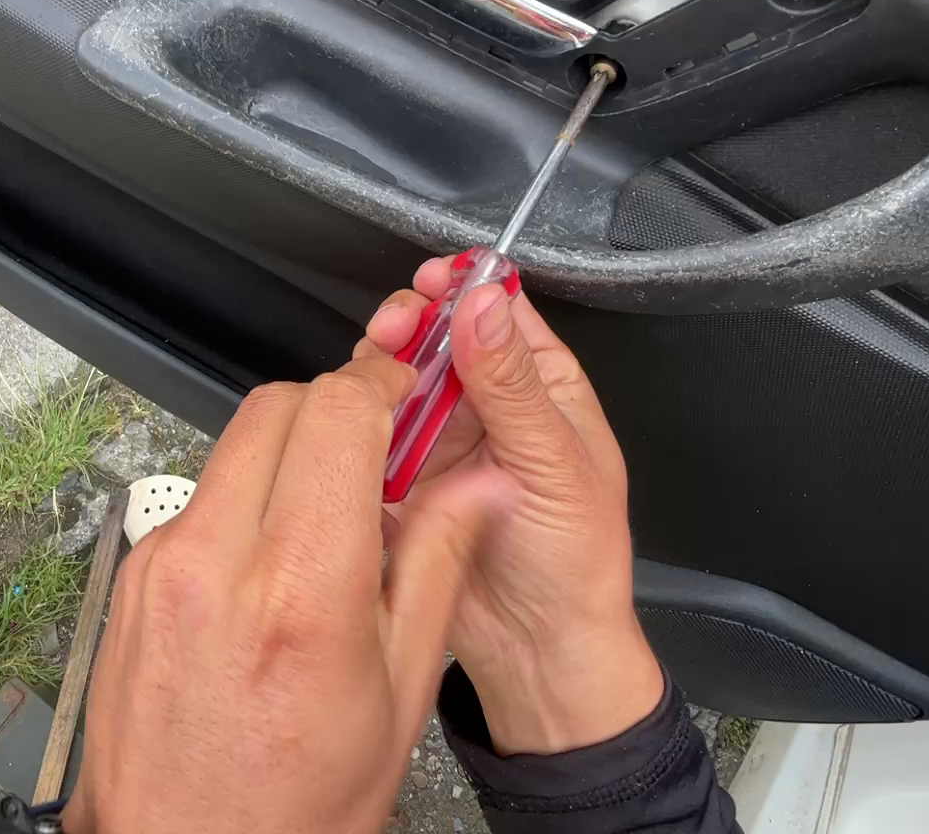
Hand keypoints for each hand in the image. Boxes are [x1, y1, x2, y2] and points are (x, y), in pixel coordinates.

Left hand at [64, 357, 499, 833]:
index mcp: (301, 592)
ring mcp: (161, 561)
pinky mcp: (133, 570)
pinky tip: (271, 548)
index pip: (337, 418)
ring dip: (291, 445)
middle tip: (371, 437)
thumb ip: (435, 564)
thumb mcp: (398, 691)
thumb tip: (470, 486)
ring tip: (325, 503)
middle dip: (333, 402)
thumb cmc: (297, 801)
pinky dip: (249, 491)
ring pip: (236, 441)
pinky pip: (204, 491)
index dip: (378, 381)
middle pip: (277, 405)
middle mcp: (215, 561)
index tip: (399, 383)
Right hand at [360, 256, 663, 755]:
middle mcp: (486, 401)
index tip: (434, 280)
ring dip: (381, 361)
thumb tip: (482, 303)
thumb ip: (510, 384)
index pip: (500, 311)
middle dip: (410, 321)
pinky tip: (356, 412)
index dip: (466, 287)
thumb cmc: (572, 558)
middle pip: (438, 334)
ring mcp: (440, 434)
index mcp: (540, 385)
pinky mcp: (403, 469)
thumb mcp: (552, 463)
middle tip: (393, 328)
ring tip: (373, 371)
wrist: (533, 649)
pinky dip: (360, 410)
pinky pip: (374, 424)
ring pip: (400, 373)